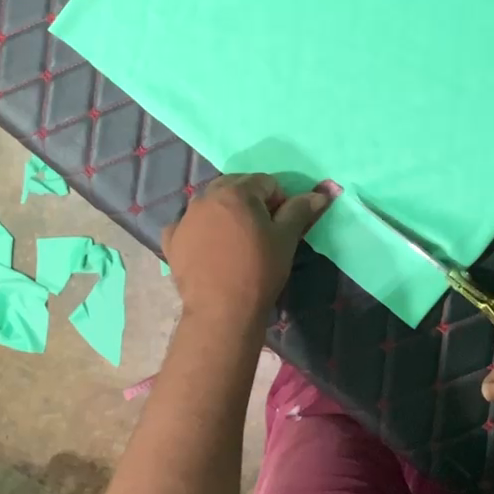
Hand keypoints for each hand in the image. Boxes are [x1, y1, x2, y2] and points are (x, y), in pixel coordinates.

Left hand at [162, 173, 329, 322]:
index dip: (279, 201)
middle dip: (250, 202)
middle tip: (261, 232)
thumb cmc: (259, 271)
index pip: (266, 182)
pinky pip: (187, 225)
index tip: (281, 226)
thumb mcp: (286, 239)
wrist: (222, 311)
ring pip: (210, 204)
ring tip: (236, 242)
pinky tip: (208, 248)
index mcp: (236, 191)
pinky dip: (198, 230)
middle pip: (235, 187)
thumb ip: (301, 210)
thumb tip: (322, 192)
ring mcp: (185, 218)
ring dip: (225, 213)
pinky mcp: (172, 240)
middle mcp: (206, 197)